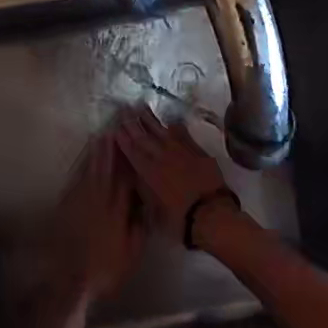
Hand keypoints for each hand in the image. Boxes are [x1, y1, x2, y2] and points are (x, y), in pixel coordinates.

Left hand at [46, 136, 144, 304]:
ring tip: (99, 139)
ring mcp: (80, 205)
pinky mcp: (66, 210)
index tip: (133, 145)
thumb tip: (143, 209)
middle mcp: (98, 204)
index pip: (125, 181)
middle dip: (110, 151)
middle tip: (113, 131)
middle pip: (105, 171)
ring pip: (89, 174)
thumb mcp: (131, 253)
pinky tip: (82, 164)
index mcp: (117, 213)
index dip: (129, 162)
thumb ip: (138, 229)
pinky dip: (79, 171)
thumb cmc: (106, 270)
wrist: (71, 281)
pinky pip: (75, 185)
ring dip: (94, 156)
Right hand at [110, 106, 237, 244]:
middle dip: (133, 124)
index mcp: (149, 172)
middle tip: (124, 109)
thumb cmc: (179, 219)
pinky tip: (172, 123)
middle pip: (145, 138)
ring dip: (151, 120)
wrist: (211, 214)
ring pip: (163, 132)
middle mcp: (162, 158)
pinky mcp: (199, 153)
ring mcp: (182, 153)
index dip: (123, 139)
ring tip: (142, 107)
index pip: (132, 151)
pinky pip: (185, 136)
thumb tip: (137, 177)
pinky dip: (177, 128)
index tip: (116, 127)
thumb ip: (145, 190)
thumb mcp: (154, 209)